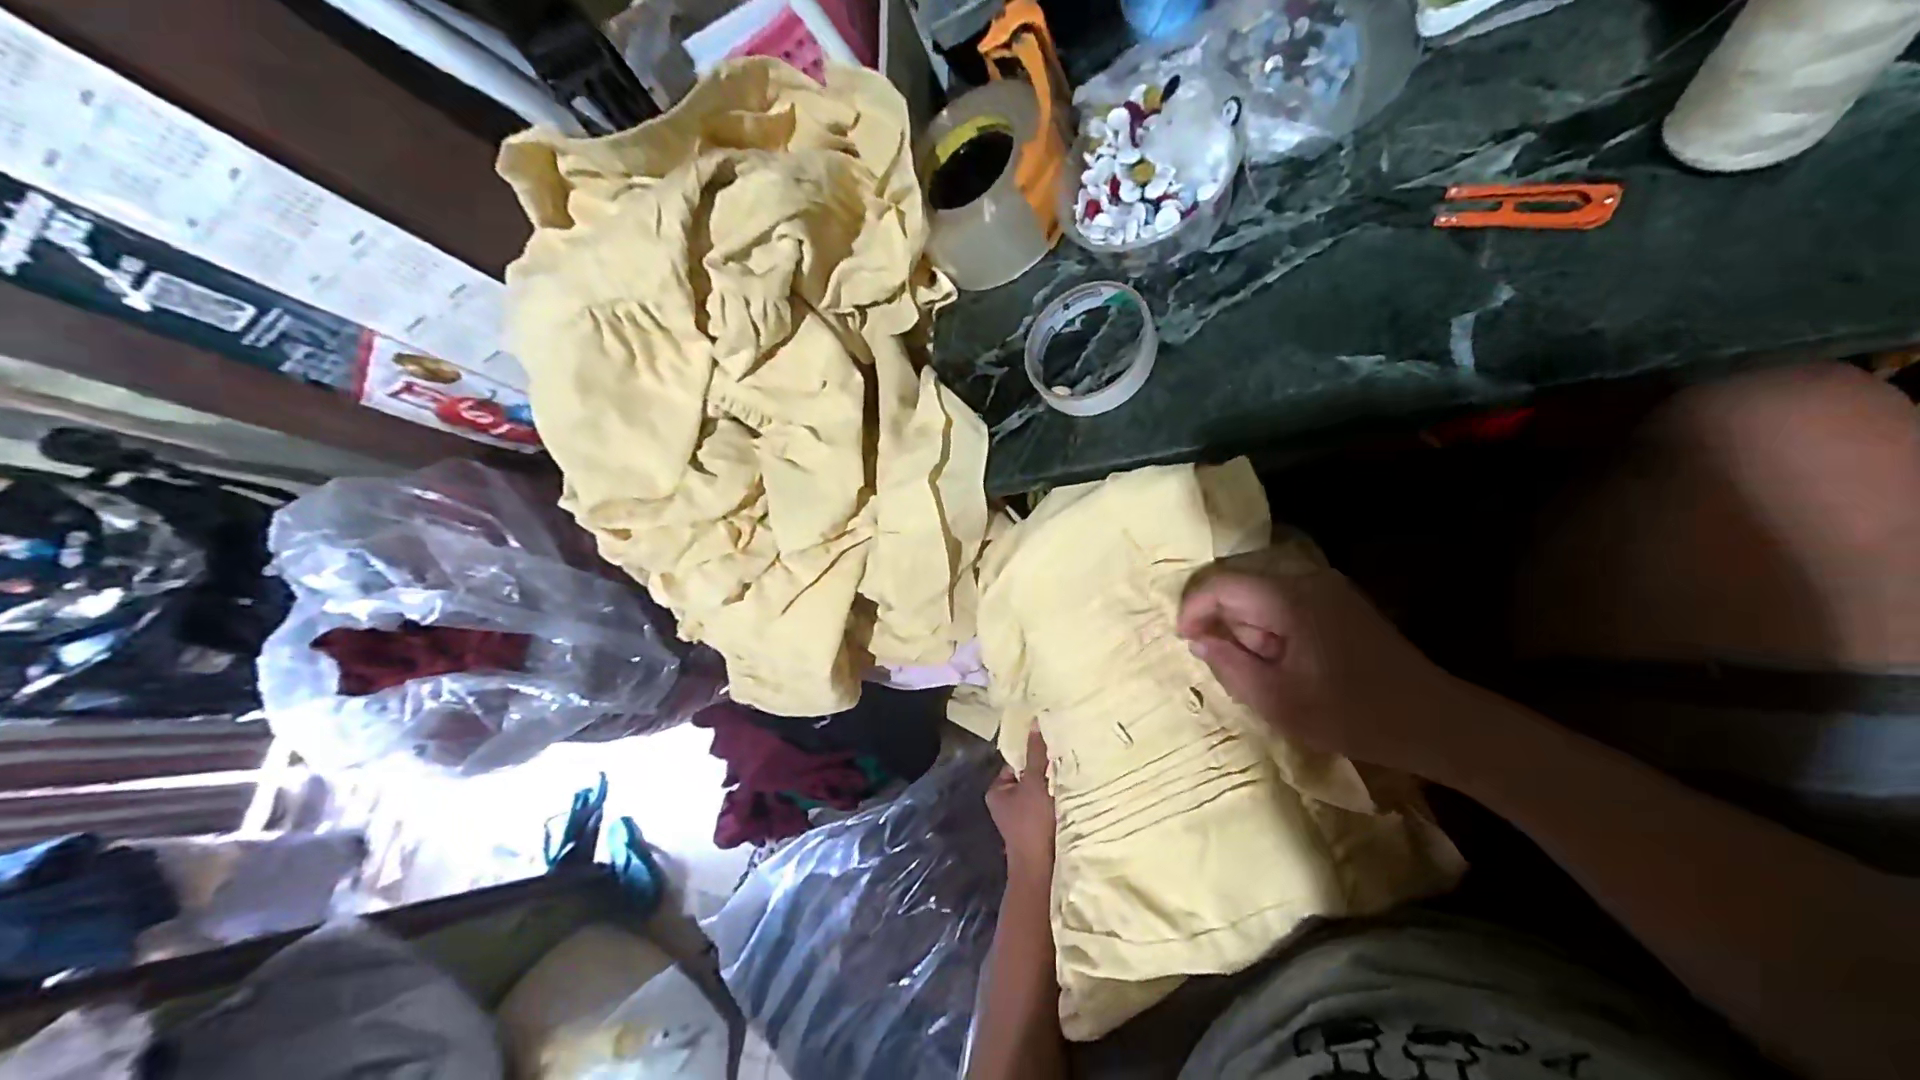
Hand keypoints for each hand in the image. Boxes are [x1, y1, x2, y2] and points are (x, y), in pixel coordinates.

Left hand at [987, 728, 1055, 887]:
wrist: (1041, 868)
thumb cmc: (1032, 822)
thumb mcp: (1035, 782)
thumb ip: (1036, 754)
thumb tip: (1034, 721)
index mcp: (996, 791)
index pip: (1016, 764)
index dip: (1033, 757)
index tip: (1052, 751)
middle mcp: (1004, 804)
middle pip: (1028, 778)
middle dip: (1045, 774)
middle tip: (1064, 765)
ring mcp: (1018, 820)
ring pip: (1038, 794)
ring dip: (1052, 789)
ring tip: (1069, 780)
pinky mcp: (1033, 831)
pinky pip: (1045, 809)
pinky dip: (1055, 804)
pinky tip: (1069, 799)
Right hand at [1176, 568, 1470, 777]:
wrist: (1434, 721)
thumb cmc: (1353, 716)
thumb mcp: (1277, 701)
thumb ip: (1228, 665)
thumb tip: (1198, 638)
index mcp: (1291, 599)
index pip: (1220, 583)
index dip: (1192, 608)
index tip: (1184, 641)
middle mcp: (1307, 577)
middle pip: (1238, 581)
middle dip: (1220, 618)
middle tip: (1224, 661)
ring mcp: (1326, 585)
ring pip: (1258, 589)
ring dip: (1244, 623)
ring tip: (1259, 666)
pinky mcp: (1336, 599)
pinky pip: (1281, 597)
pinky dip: (1266, 623)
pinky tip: (1280, 658)